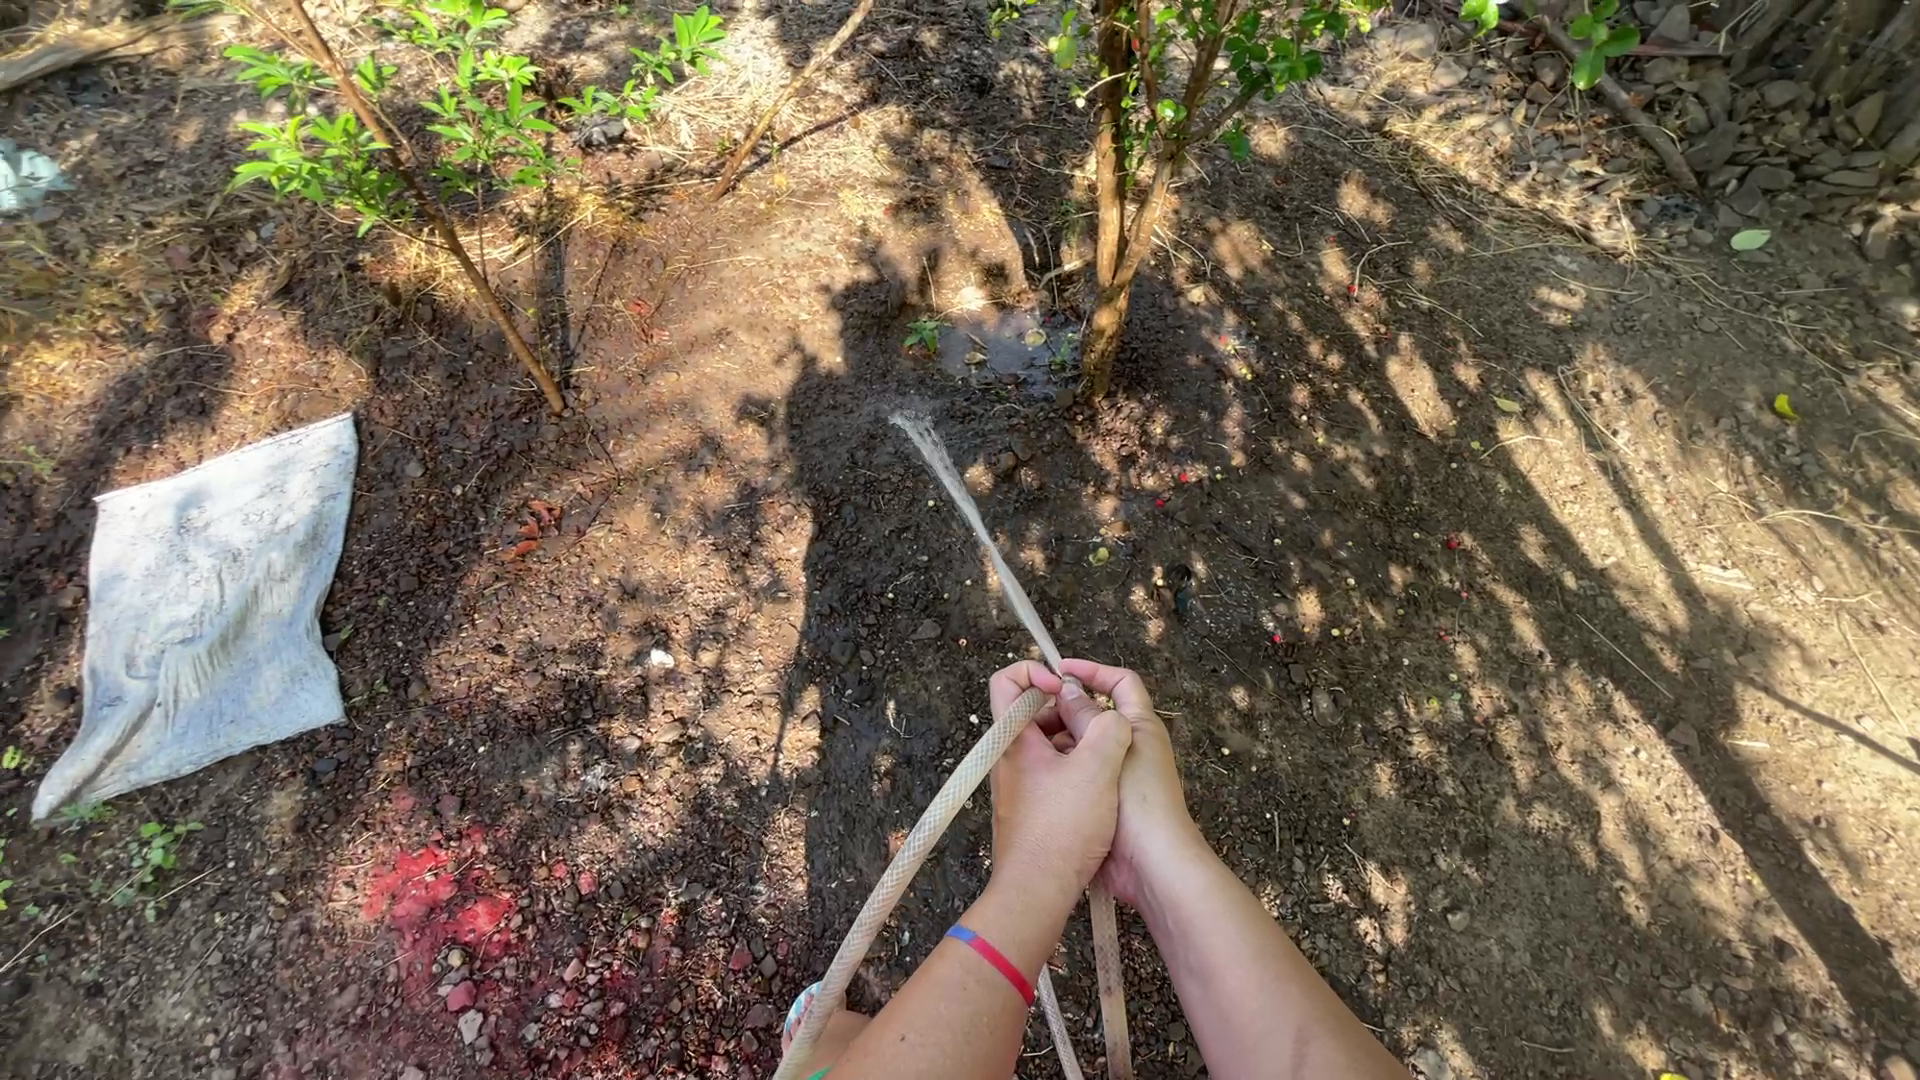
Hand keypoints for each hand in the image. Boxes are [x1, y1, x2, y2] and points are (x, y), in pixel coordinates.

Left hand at [987, 661, 1132, 909]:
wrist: (1037, 892)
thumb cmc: (1062, 827)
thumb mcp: (1097, 769)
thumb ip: (1107, 729)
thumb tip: (1105, 712)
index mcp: (1013, 737)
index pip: (1005, 680)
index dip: (1034, 672)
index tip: (1065, 688)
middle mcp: (1008, 756)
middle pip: (1030, 711)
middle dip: (1065, 710)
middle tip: (1096, 726)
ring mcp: (1016, 784)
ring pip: (1044, 743)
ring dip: (1075, 742)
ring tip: (1104, 759)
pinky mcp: (1028, 807)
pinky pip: (1050, 772)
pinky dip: (1073, 768)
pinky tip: (1098, 787)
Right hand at [1050, 659, 1204, 909]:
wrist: (1153, 866)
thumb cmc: (1138, 800)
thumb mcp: (1110, 749)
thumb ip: (1087, 717)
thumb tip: (1068, 689)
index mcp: (1140, 725)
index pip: (1121, 682)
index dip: (1093, 670)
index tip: (1059, 670)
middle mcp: (1130, 744)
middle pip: (1094, 713)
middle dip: (1065, 708)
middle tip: (1032, 711)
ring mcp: (1116, 772)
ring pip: (1081, 743)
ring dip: (1058, 739)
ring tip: (1029, 742)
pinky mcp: (1103, 798)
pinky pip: (1077, 771)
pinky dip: (1059, 766)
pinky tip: (1037, 770)